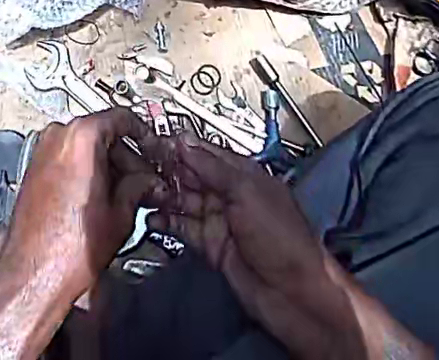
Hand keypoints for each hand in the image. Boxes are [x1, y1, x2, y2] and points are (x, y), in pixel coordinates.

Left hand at [0, 110, 162, 359]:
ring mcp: (44, 149)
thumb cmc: (69, 248)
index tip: (153, 148)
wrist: (35, 273)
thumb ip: (138, 186)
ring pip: (86, 145)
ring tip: (127, 192)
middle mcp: (59, 136)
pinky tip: (103, 195)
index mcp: (81, 137)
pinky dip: (88, 169)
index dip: (144, 133)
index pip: (121, 118)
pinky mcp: (36, 166)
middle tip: (146, 178)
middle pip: (103, 132)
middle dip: (127, 156)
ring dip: (108, 164)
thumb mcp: (120, 214)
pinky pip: (69, 157)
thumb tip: (147, 180)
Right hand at [152, 135, 431, 359]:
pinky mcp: (211, 246)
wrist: (298, 298)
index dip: (180, 145)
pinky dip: (167, 221)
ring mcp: (220, 220)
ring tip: (141, 190)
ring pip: (184, 200)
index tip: (154, 139)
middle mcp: (229, 193)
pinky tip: (151, 217)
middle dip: (168, 169)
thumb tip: (184, 142)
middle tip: (140, 164)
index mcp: (243, 173)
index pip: (205, 152)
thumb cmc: (282, 238)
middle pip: (192, 174)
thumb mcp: (247, 191)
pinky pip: (184, 228)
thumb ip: (212, 167)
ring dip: (164, 194)